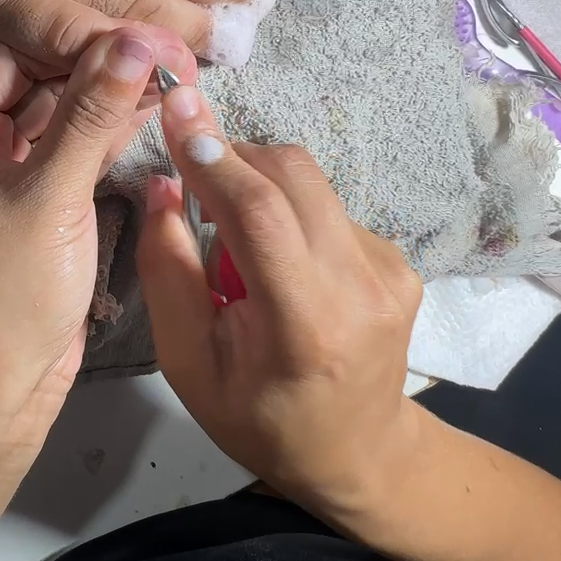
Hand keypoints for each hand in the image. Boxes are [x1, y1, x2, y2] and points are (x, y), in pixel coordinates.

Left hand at [0, 26, 192, 440]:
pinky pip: (76, 151)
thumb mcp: (49, 196)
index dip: (74, 37)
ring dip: (112, 98)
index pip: (15, 56)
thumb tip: (135, 41)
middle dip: (101, 66)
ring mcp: (14, 173)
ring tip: (174, 72)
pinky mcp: (44, 201)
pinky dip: (111, 133)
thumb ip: (91, 115)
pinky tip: (153, 110)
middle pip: (43, 82)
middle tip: (169, 49)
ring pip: (65, 115)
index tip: (139, 27)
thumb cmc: (6, 292)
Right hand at [136, 83, 427, 520]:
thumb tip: (162, 184)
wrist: (361, 453)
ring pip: (308, 179)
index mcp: (304, 325)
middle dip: (230, 155)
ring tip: (233, 235)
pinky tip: (274, 252)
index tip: (177, 107)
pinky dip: (284, 206)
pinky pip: (324, 201)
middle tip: (192, 175)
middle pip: (291, 176)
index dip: (215, 157)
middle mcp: (361, 286)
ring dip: (255, 180)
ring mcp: (389, 268)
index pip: (260, 215)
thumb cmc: (258, 417)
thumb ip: (168, 269)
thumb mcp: (186, 359)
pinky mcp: (399, 259)